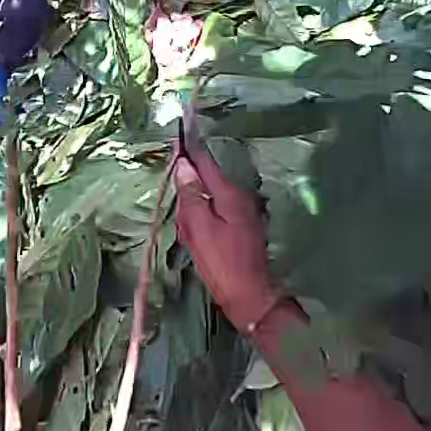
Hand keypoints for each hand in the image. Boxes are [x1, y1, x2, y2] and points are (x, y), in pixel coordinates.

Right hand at [173, 139, 283, 332]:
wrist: (252, 298)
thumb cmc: (223, 263)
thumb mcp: (199, 229)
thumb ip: (191, 195)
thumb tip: (183, 165)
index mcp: (228, 192)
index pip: (204, 161)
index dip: (189, 148)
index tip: (178, 132)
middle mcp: (238, 195)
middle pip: (205, 181)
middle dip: (189, 192)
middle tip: (182, 219)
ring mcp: (242, 211)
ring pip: (209, 199)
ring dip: (195, 212)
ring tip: (191, 238)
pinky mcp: (241, 226)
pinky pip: (216, 214)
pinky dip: (204, 223)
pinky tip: (200, 242)